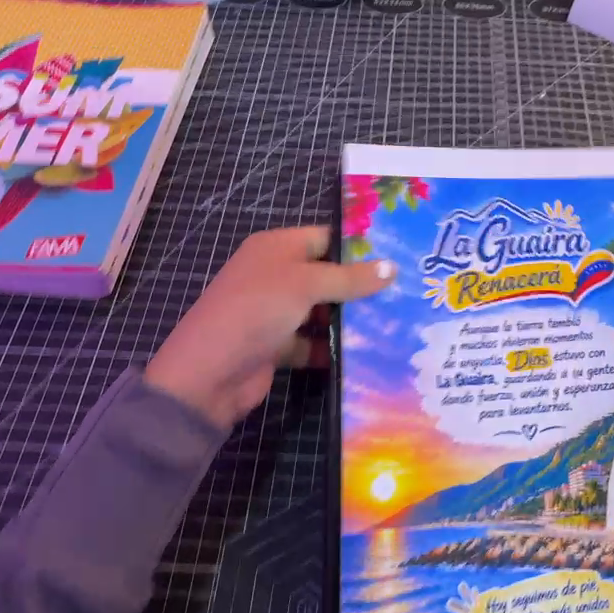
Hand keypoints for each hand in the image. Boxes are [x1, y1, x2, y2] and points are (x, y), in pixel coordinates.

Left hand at [145, 227, 394, 430]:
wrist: (208, 375)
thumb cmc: (256, 311)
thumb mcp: (305, 285)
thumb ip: (350, 278)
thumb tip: (392, 267)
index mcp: (276, 247)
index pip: (325, 237)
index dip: (358, 246)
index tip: (399, 255)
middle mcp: (275, 274)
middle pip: (326, 274)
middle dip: (361, 285)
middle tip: (406, 292)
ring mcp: (275, 311)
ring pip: (321, 310)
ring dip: (350, 318)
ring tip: (396, 322)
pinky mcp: (277, 345)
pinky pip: (312, 341)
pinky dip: (333, 348)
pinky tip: (368, 354)